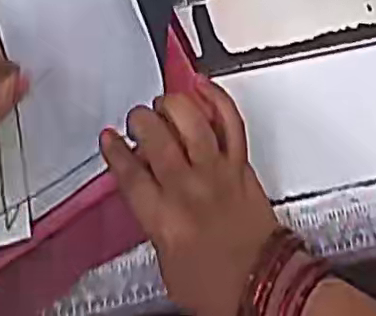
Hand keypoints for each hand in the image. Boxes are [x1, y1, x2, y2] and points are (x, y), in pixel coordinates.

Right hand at [101, 81, 280, 315]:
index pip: (130, 174)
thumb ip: (151, 218)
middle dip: (141, 120)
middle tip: (138, 120)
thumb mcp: (167, 264)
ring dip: (172, 105)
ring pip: (191, 120)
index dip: (115, 151)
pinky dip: (216, 97)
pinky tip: (202, 86)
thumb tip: (141, 186)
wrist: (266, 289)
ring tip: (164, 104)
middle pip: (156, 137)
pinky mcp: (240, 164)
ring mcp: (217, 172)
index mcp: (165, 221)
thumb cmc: (219, 286)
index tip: (109, 137)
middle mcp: (189, 190)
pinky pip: (230, 120)